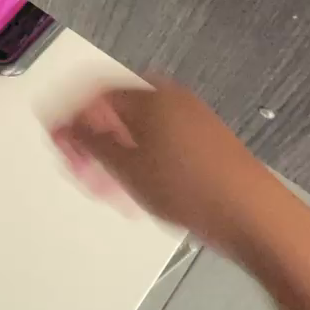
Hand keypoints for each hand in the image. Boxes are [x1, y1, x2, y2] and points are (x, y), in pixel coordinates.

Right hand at [50, 79, 267, 239]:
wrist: (256, 218)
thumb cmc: (197, 188)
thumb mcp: (127, 167)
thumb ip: (88, 140)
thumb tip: (65, 123)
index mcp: (149, 94)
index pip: (93, 92)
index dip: (68, 113)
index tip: (54, 134)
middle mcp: (170, 99)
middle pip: (114, 110)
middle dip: (90, 138)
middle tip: (75, 164)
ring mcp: (190, 120)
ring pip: (135, 129)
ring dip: (113, 154)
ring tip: (103, 185)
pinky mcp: (203, 143)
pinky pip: (157, 142)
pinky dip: (138, 159)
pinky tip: (134, 188)